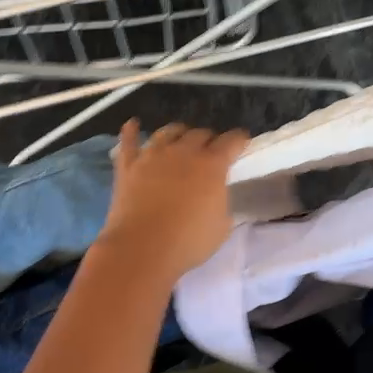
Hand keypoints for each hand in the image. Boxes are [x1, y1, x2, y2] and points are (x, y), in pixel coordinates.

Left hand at [96, 119, 250, 279]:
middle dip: (208, 139)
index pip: (231, 141)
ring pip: (167, 132)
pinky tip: (133, 124)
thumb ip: (221, 203)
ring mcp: (153, 155)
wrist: (143, 248)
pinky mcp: (129, 166)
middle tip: (210, 149)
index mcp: (212, 164)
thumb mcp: (221, 226)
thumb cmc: (188, 241)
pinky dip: (131, 132)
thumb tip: (216, 196)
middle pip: (199, 133)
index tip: (242, 139)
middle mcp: (184, 151)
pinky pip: (129, 142)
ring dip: (178, 133)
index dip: (239, 139)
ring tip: (180, 136)